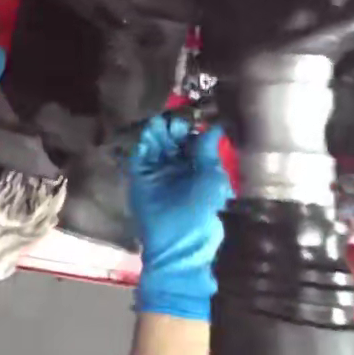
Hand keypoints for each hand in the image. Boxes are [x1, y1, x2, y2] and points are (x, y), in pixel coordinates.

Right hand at [128, 114, 232, 320]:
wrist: (179, 246)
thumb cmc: (204, 212)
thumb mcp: (213, 178)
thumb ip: (208, 150)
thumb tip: (214, 126)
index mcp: (199, 167)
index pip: (192, 138)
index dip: (192, 124)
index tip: (192, 109)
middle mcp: (177, 166)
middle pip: (172, 136)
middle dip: (173, 125)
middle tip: (175, 119)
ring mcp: (157, 171)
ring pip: (155, 142)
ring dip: (158, 131)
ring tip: (161, 124)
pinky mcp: (139, 177)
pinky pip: (138, 154)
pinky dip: (142, 142)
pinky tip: (148, 134)